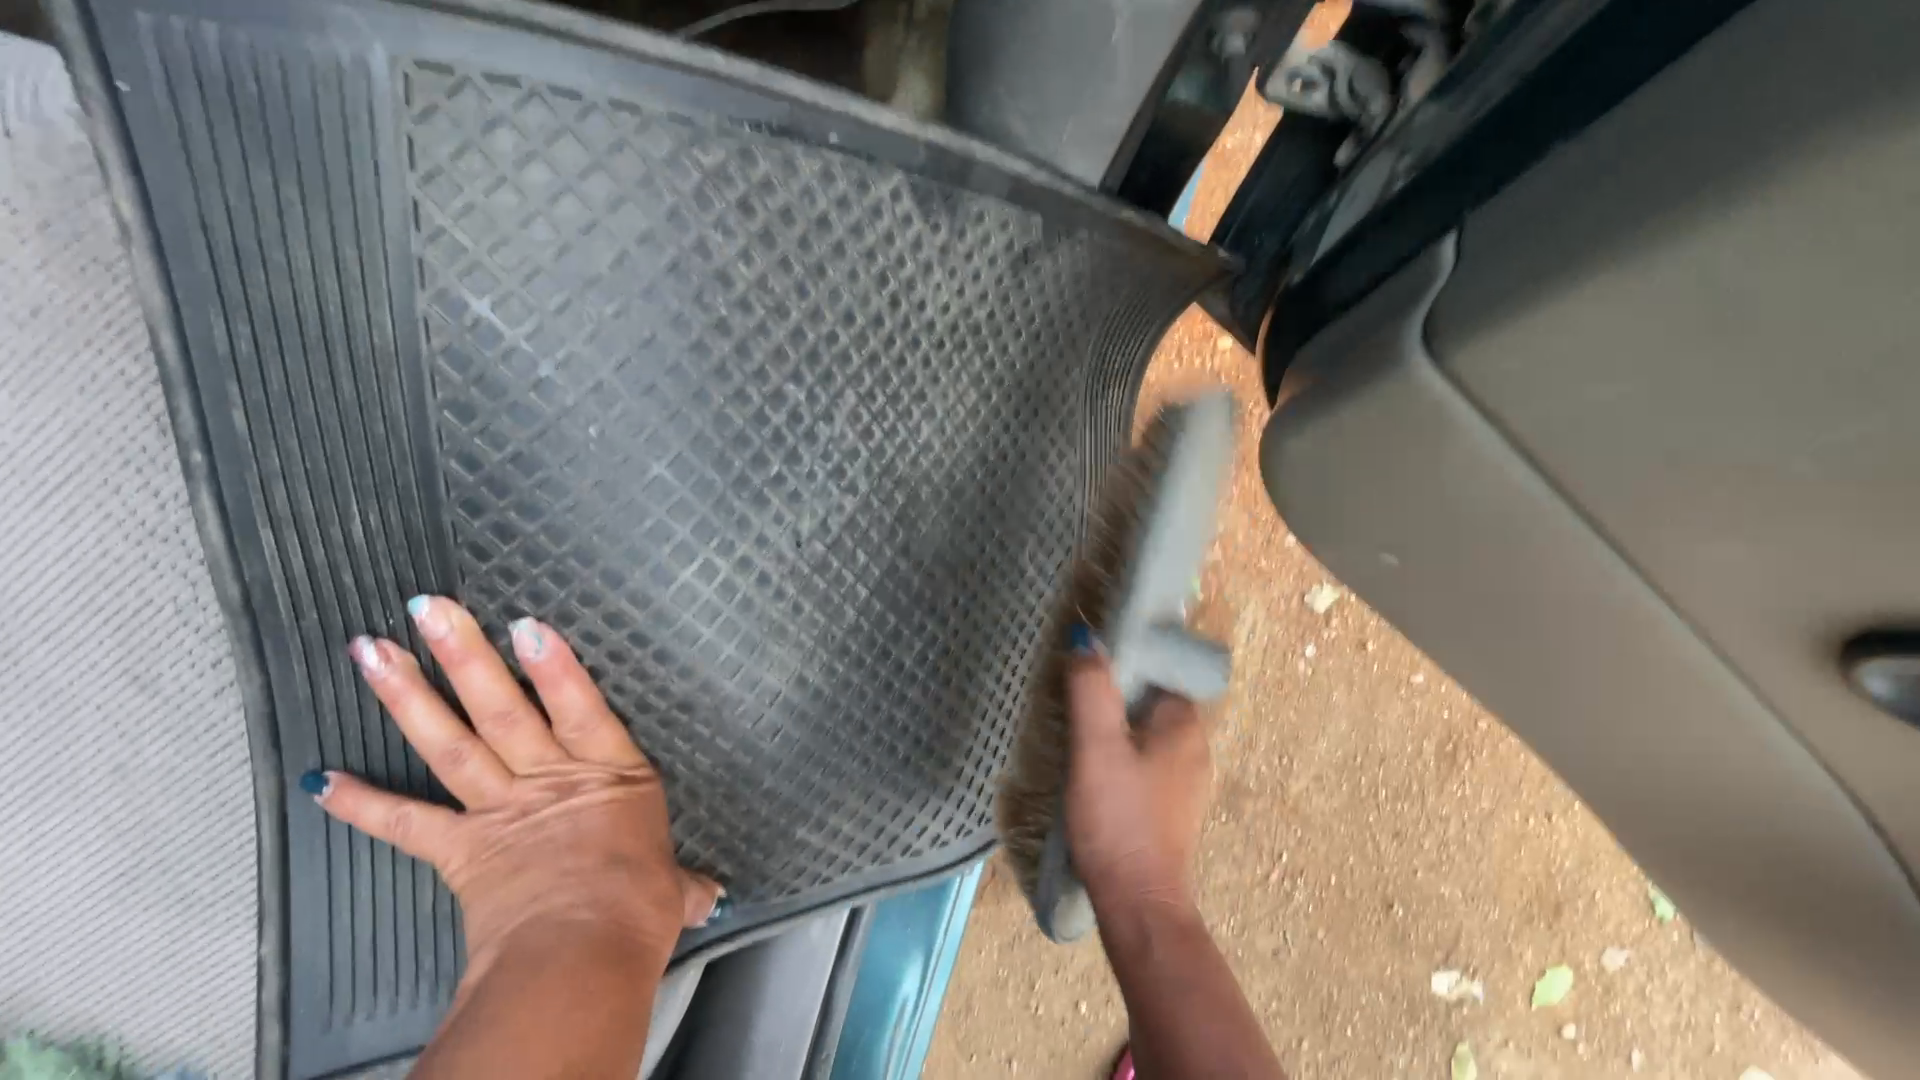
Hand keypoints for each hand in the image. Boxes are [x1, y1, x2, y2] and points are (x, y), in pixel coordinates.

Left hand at [309, 596, 722, 975]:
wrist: (582, 955)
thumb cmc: (638, 910)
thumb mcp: (672, 890)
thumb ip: (683, 884)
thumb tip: (708, 897)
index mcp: (610, 776)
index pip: (581, 707)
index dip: (554, 666)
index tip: (522, 623)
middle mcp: (551, 779)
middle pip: (503, 709)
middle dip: (465, 656)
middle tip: (429, 608)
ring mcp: (500, 810)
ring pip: (452, 743)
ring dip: (410, 696)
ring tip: (373, 652)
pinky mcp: (459, 850)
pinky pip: (404, 822)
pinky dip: (360, 802)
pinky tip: (318, 778)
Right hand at [1064, 645, 1211, 917]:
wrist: (1138, 903)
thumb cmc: (1118, 819)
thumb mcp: (1096, 747)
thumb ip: (1091, 689)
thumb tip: (1087, 639)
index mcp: (1186, 727)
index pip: (1157, 675)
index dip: (1123, 665)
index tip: (1085, 668)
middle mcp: (1195, 751)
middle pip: (1150, 705)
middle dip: (1114, 698)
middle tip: (1072, 702)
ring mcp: (1186, 785)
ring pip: (1146, 738)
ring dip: (1114, 731)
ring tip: (1075, 736)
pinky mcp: (1170, 812)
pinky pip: (1145, 767)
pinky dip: (1121, 760)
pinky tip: (1092, 774)